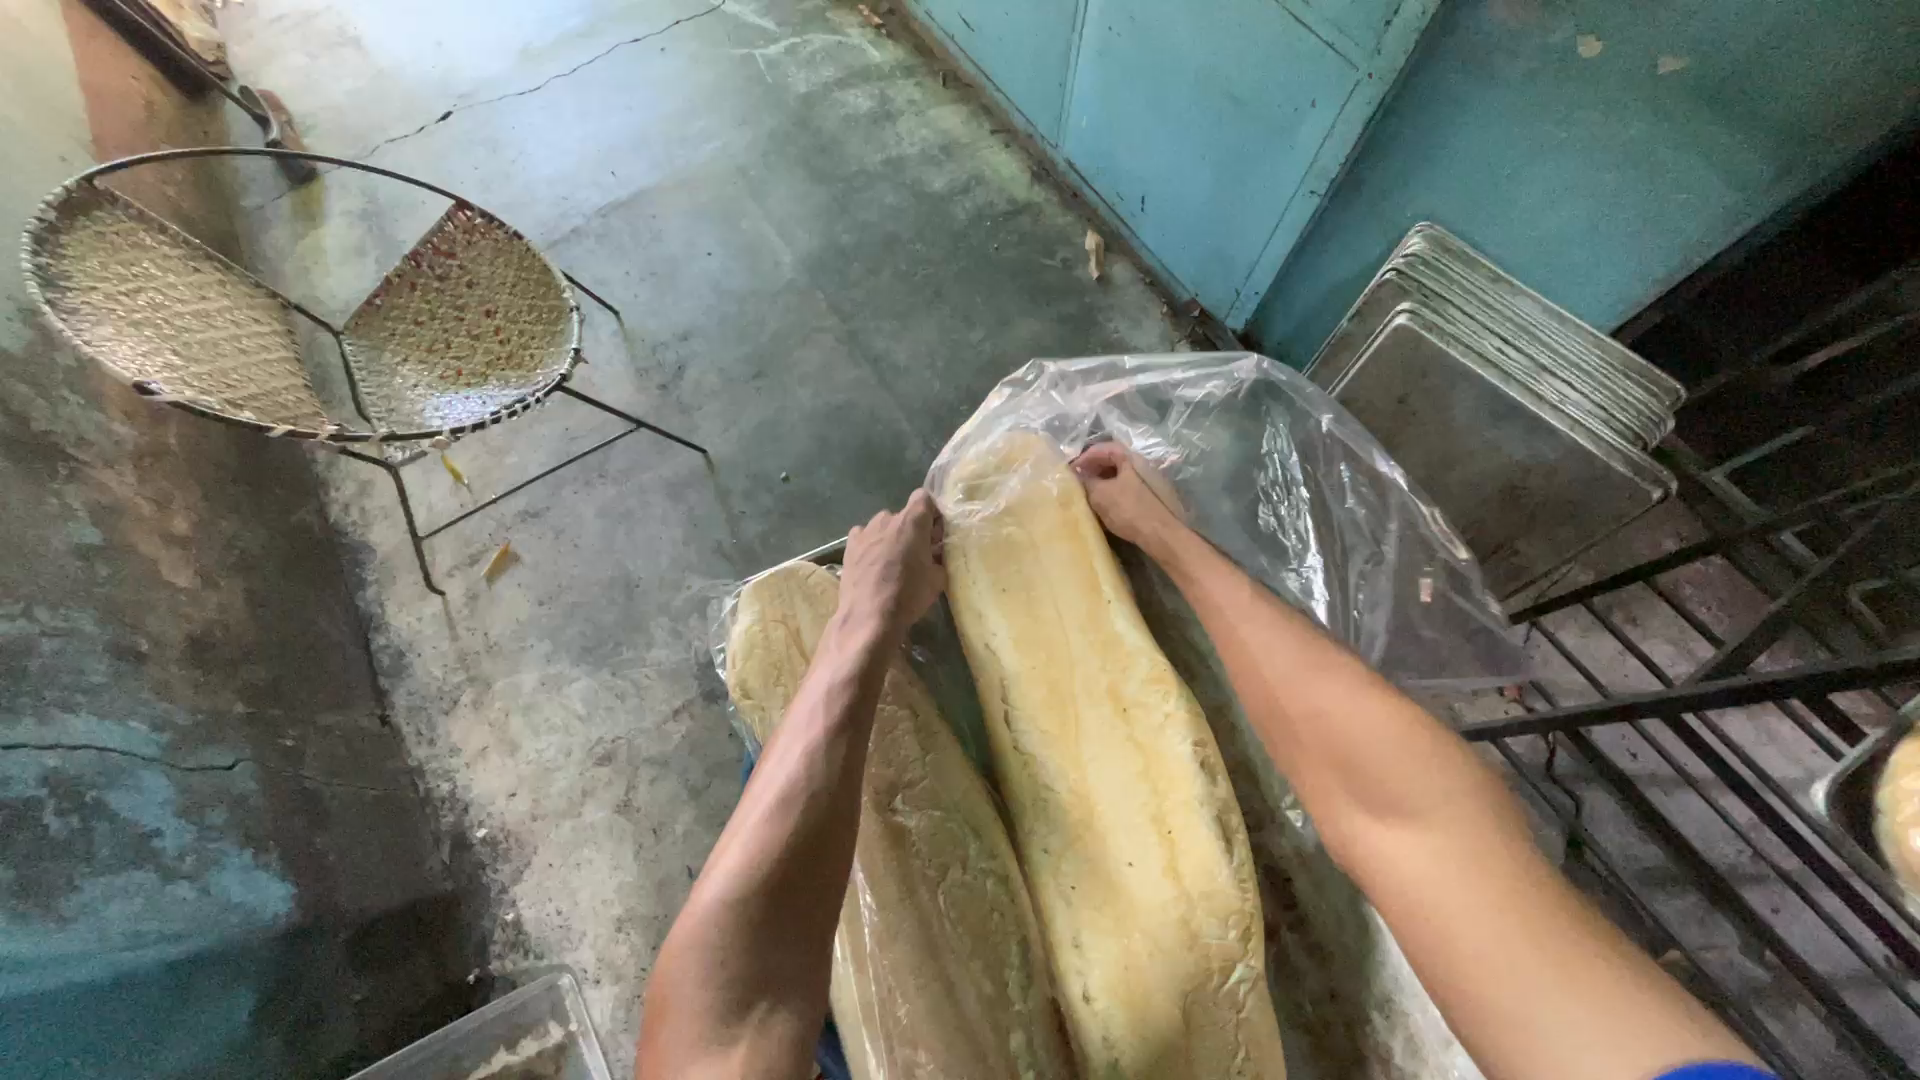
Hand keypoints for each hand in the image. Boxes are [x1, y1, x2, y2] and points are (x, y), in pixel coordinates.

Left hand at [839, 489, 945, 643]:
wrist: (869, 616)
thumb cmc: (909, 595)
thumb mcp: (938, 579)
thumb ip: (938, 558)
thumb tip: (933, 554)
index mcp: (912, 521)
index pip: (924, 497)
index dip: (931, 513)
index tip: (934, 534)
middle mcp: (887, 518)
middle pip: (903, 515)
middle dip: (911, 530)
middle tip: (916, 554)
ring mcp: (865, 531)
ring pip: (883, 526)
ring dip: (890, 538)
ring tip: (892, 563)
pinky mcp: (849, 546)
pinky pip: (864, 537)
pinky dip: (870, 546)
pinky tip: (872, 565)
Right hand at [1071, 442, 1184, 555]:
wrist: (1159, 534)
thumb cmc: (1128, 510)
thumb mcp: (1100, 494)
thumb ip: (1086, 481)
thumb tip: (1078, 475)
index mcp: (1130, 459)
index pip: (1104, 448)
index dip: (1085, 456)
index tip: (1071, 469)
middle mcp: (1141, 465)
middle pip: (1112, 460)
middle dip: (1093, 469)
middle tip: (1078, 480)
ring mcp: (1147, 482)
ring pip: (1118, 476)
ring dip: (1101, 482)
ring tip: (1087, 493)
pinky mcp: (1148, 498)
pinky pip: (1125, 488)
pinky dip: (1111, 492)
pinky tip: (1103, 505)